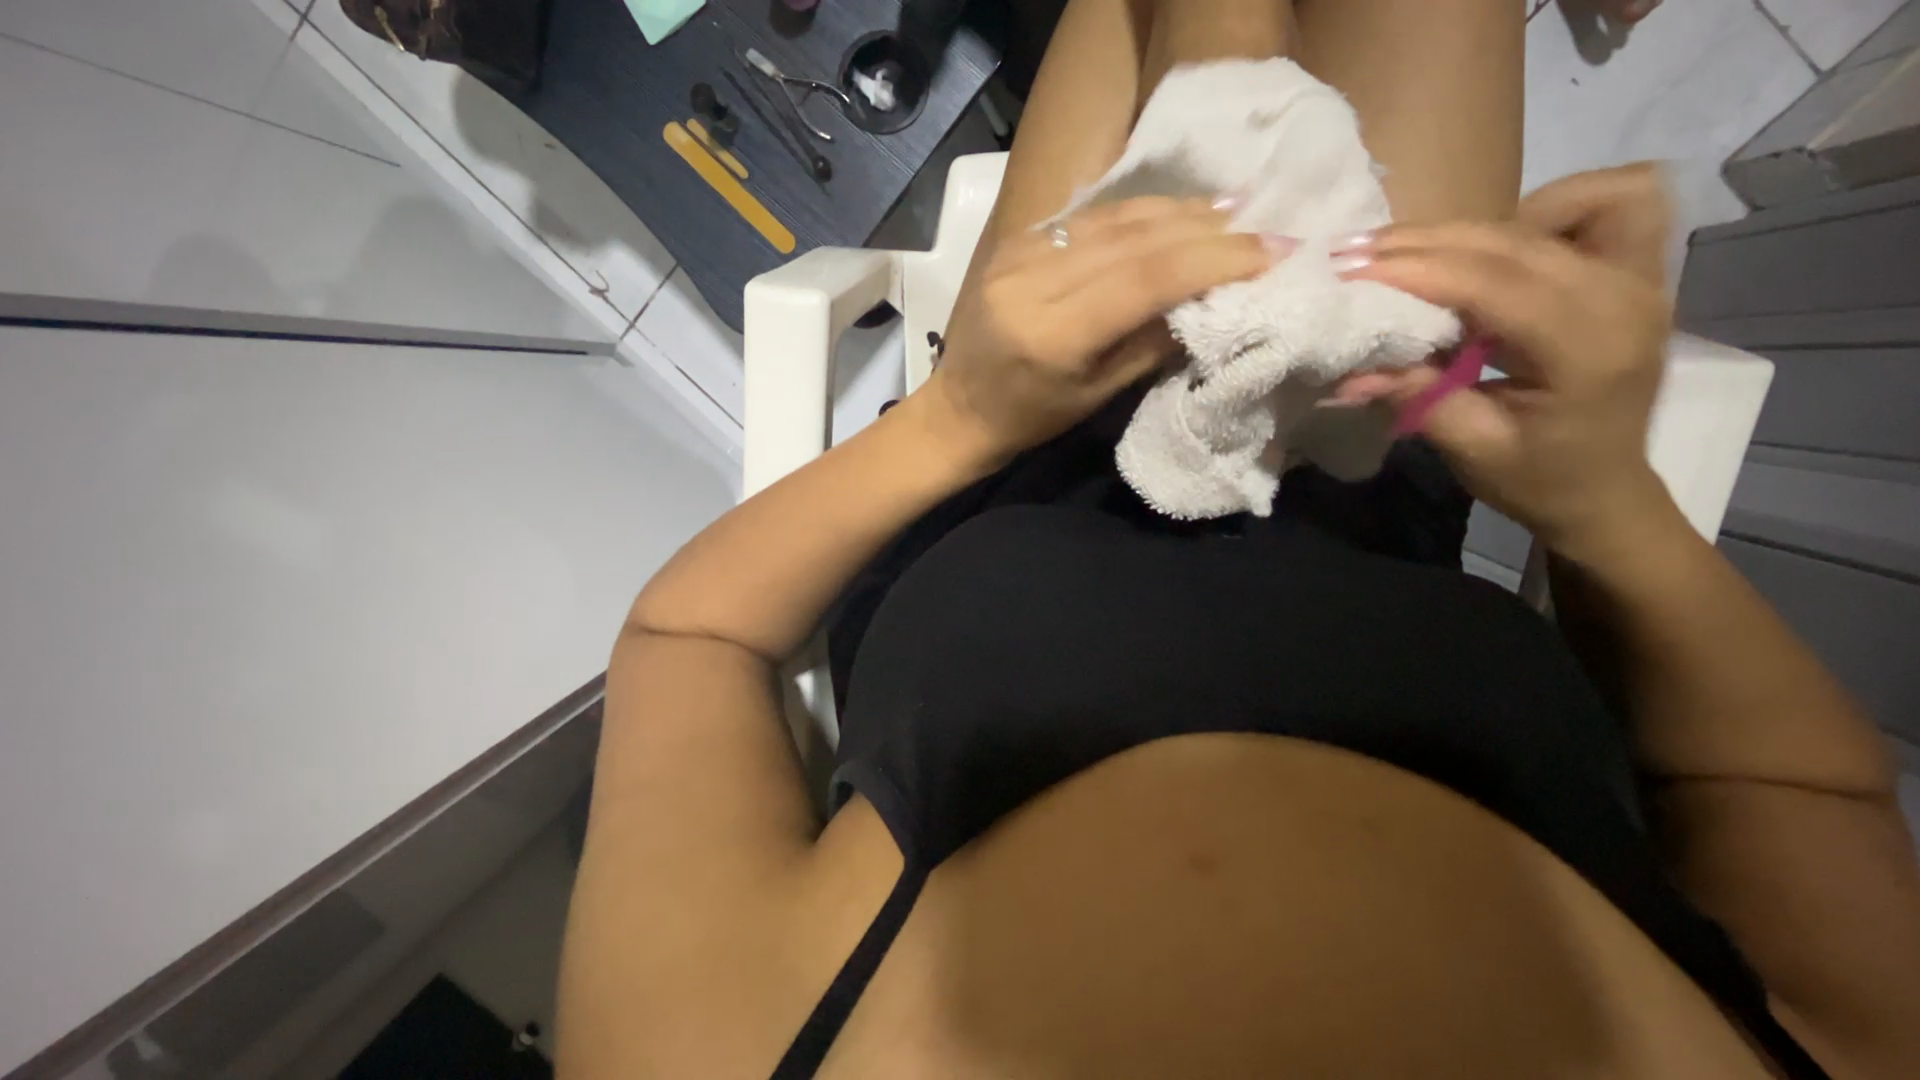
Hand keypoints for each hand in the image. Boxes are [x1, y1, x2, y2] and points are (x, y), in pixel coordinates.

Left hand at [921, 197, 1284, 460]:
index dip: (1213, 260)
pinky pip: (1088, 218)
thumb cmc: (1031, 418)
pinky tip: (1175, 211)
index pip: (1145, 277)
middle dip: (1205, 230)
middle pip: (1133, 238)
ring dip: (1177, 211)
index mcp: (1052, 331)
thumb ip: (1154, 342)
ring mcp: (1019, 253)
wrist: (959, 407)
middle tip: (1263, 227)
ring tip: (1232, 211)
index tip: (1270, 253)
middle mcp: (1032, 279)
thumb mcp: (1098, 394)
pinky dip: (1138, 213)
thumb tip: (1218, 297)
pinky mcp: (1016, 240)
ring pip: (1112, 218)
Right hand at [1335, 166, 1678, 561]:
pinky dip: (1549, 208)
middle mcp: (1626, 298)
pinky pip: (1610, 200)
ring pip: (1564, 204)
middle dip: (1428, 242)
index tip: (1349, 268)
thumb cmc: (1538, 478)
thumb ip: (1418, 396)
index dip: (1418, 269)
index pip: (1495, 283)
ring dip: (1480, 225)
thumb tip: (1350, 367)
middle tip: (1357, 255)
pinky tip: (1497, 245)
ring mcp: (1641, 276)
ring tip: (1414, 253)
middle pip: (1515, 240)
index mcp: (1588, 350)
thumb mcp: (1471, 448)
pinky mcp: (1636, 268)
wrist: (1605, 489)